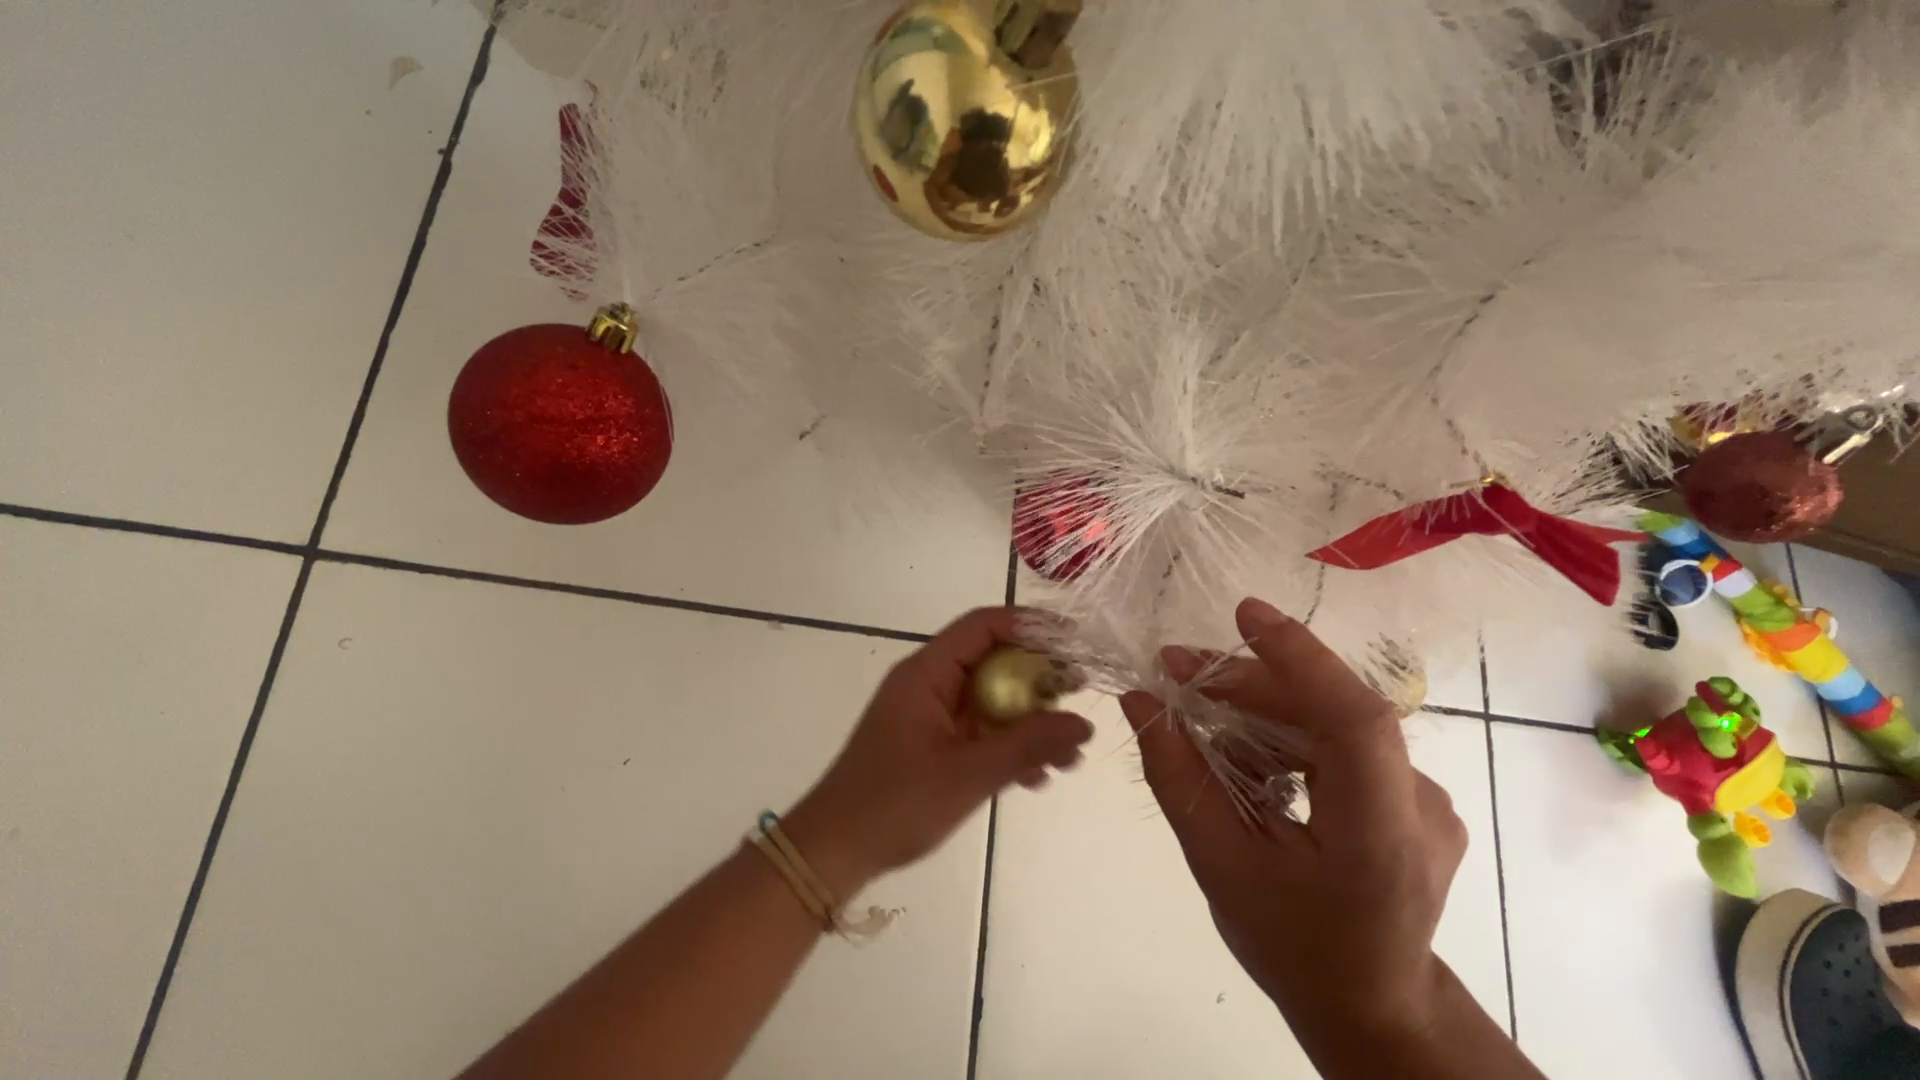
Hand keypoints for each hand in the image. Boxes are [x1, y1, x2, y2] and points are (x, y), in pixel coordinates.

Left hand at [784, 607, 1094, 897]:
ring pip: (991, 702)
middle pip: (993, 663)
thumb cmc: (893, 804)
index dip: (1031, 627)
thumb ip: (1027, 745)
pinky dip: (1009, 748)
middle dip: (1039, 681)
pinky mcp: (931, 747)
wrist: (833, 852)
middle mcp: (928, 686)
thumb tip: (1083, 724)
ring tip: (1069, 756)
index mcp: (926, 674)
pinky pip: (979, 733)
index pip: (983, 626)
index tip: (1073, 645)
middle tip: (1079, 698)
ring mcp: (929, 717)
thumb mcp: (967, 774)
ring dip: (1030, 723)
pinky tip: (1038, 778)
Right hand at [1119, 598, 1469, 1071]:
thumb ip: (1179, 778)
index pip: (1356, 721)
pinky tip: (1246, 747)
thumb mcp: (1219, 866)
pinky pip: (1344, 744)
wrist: (1371, 1005)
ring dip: (1266, 706)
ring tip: (1198, 705)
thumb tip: (1140, 701)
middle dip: (1252, 683)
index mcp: (1380, 834)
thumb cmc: (1290, 944)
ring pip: (1336, 722)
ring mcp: (1426, 799)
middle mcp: (1420, 805)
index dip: (1302, 659)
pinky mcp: (1415, 797)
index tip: (1244, 617)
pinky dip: (1291, 733)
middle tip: (1176, 669)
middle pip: (1334, 712)